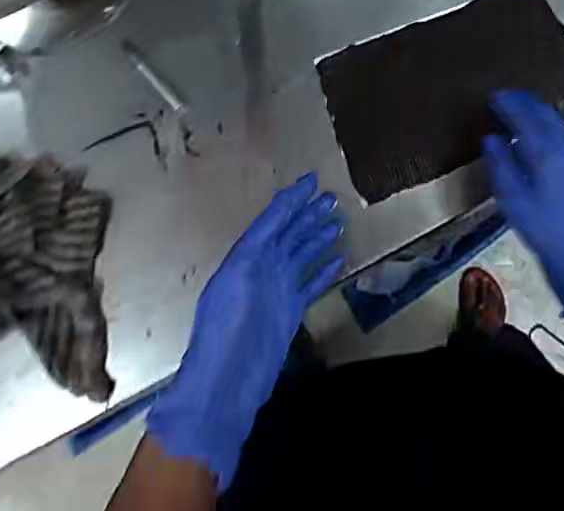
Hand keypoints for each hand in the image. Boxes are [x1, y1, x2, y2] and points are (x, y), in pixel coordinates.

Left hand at [147, 173, 344, 488]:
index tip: (313, 181)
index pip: (274, 218)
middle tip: (333, 197)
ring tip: (338, 222)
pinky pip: (311, 284)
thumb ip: (261, 238)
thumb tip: (283, 206)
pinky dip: (324, 271)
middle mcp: (262, 267)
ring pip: (302, 255)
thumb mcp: (239, 273)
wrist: (224, 384)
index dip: (293, 198)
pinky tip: (339, 260)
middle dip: (309, 214)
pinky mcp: (289, 311)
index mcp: (247, 254)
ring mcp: (277, 290)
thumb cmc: (225, 327)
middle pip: (290, 233)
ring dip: (318, 237)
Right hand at [482, 89, 563, 316]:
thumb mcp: (512, 199)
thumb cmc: (541, 229)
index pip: (525, 119)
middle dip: (525, 102)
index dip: (509, 105)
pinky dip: (550, 123)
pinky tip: (542, 133)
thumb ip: (501, 165)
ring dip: (539, 111)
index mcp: (545, 154)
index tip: (494, 96)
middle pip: (545, 115)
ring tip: (523, 108)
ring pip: (558, 123)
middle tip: (507, 96)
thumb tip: (491, 138)